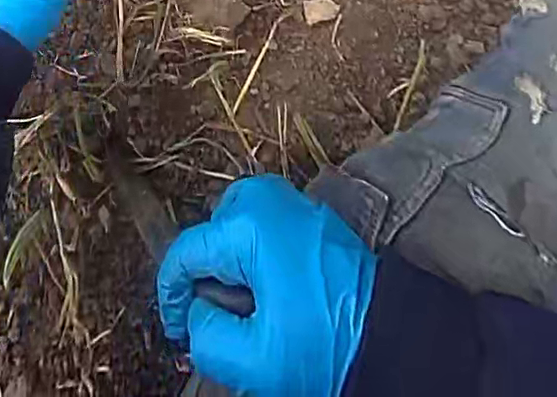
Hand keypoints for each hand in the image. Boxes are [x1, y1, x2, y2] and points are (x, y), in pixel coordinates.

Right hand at [157, 175, 375, 396]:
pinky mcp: (306, 210)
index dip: (171, 295)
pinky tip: (274, 291)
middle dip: (208, 276)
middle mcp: (265, 196)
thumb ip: (204, 333)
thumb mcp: (251, 360)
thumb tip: (196, 310)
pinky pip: (261, 224)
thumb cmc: (324, 342)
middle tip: (229, 317)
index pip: (185, 251)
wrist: (385, 330)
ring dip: (232, 264)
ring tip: (254, 305)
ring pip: (234, 226)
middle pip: (209, 234)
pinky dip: (255, 254)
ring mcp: (289, 198)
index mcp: (248, 223)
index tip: (180, 329)